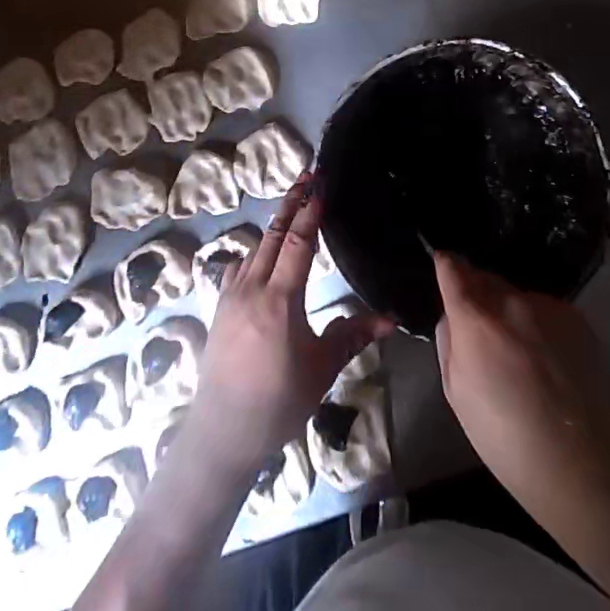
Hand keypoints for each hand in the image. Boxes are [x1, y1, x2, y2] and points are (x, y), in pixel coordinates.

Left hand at [182, 173, 394, 475]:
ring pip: (252, 251)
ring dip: (271, 227)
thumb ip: (352, 336)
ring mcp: (229, 299)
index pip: (296, 243)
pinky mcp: (218, 311)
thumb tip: (391, 318)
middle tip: (306, 177)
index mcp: (278, 300)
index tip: (319, 185)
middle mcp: (250, 290)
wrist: (221, 432)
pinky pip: (237, 270)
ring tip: (289, 211)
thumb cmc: (277, 402)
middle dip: (290, 204)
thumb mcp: (320, 369)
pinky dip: (252, 254)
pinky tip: (258, 260)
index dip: (309, 212)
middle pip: (270, 236)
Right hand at [433, 250, 609, 494]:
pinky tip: (544, 357)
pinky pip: (545, 310)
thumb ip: (449, 342)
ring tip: (516, 349)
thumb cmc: (503, 434)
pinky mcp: (576, 319)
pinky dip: (537, 323)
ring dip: (508, 309)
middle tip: (477, 323)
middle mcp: (512, 302)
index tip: (443, 264)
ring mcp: (548, 308)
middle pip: (486, 278)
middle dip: (476, 292)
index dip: (446, 266)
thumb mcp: (455, 391)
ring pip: (516, 295)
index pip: (454, 270)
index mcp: (476, 319)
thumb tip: (453, 317)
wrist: (576, 458)